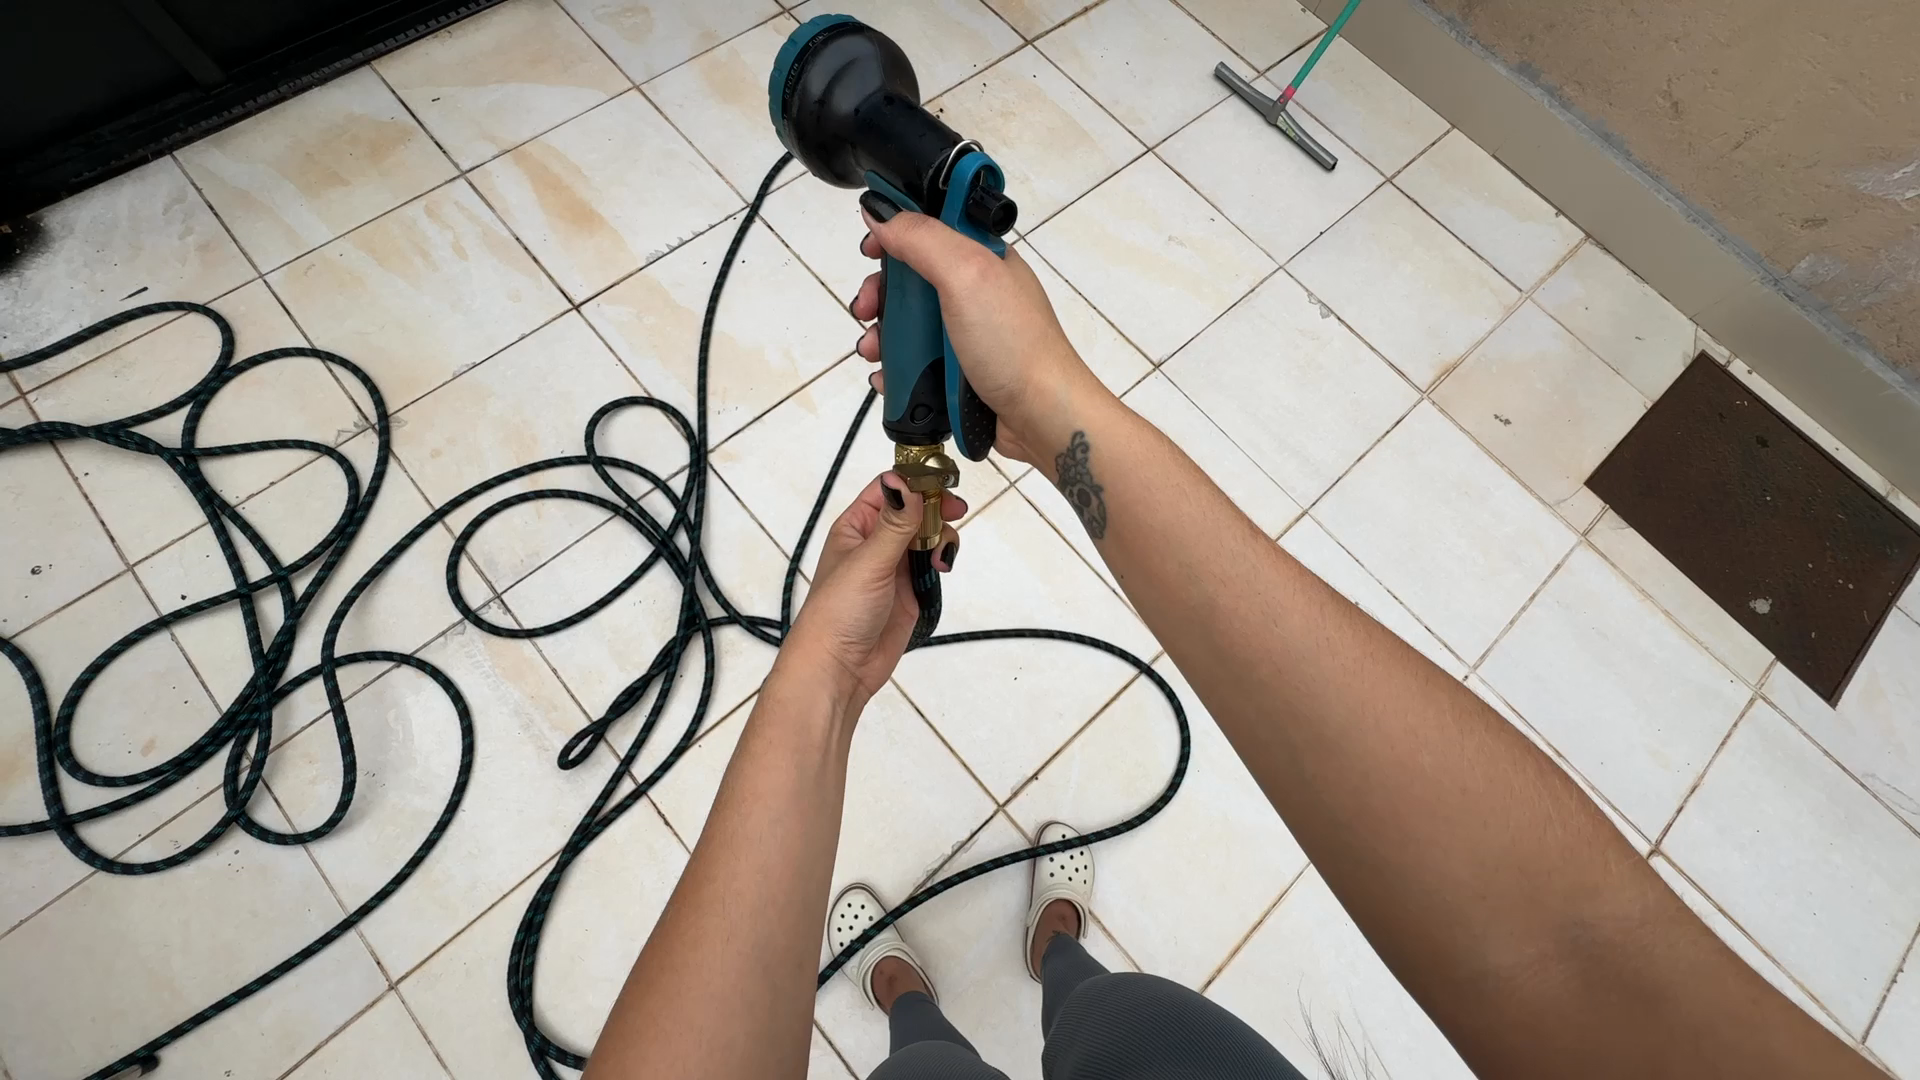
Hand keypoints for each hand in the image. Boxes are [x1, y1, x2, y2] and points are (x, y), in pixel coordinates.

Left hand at [780, 473, 964, 709]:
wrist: (840, 668)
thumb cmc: (837, 613)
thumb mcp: (868, 561)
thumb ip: (895, 524)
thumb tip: (908, 484)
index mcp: (856, 526)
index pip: (889, 488)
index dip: (915, 481)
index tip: (942, 480)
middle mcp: (876, 541)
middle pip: (915, 508)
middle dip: (936, 508)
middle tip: (954, 511)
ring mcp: (894, 565)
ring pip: (928, 534)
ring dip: (942, 537)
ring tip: (940, 556)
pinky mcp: (910, 589)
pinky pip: (933, 562)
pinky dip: (943, 559)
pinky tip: (942, 568)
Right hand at [851, 207, 1106, 464]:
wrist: (1040, 417)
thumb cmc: (1010, 343)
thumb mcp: (967, 275)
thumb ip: (921, 239)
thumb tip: (878, 212)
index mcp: (981, 259)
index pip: (930, 230)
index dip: (896, 235)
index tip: (870, 252)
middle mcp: (972, 295)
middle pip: (909, 282)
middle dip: (879, 295)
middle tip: (864, 311)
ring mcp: (965, 337)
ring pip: (907, 327)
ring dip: (881, 337)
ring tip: (872, 353)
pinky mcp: (958, 376)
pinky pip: (915, 366)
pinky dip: (896, 371)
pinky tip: (887, 380)